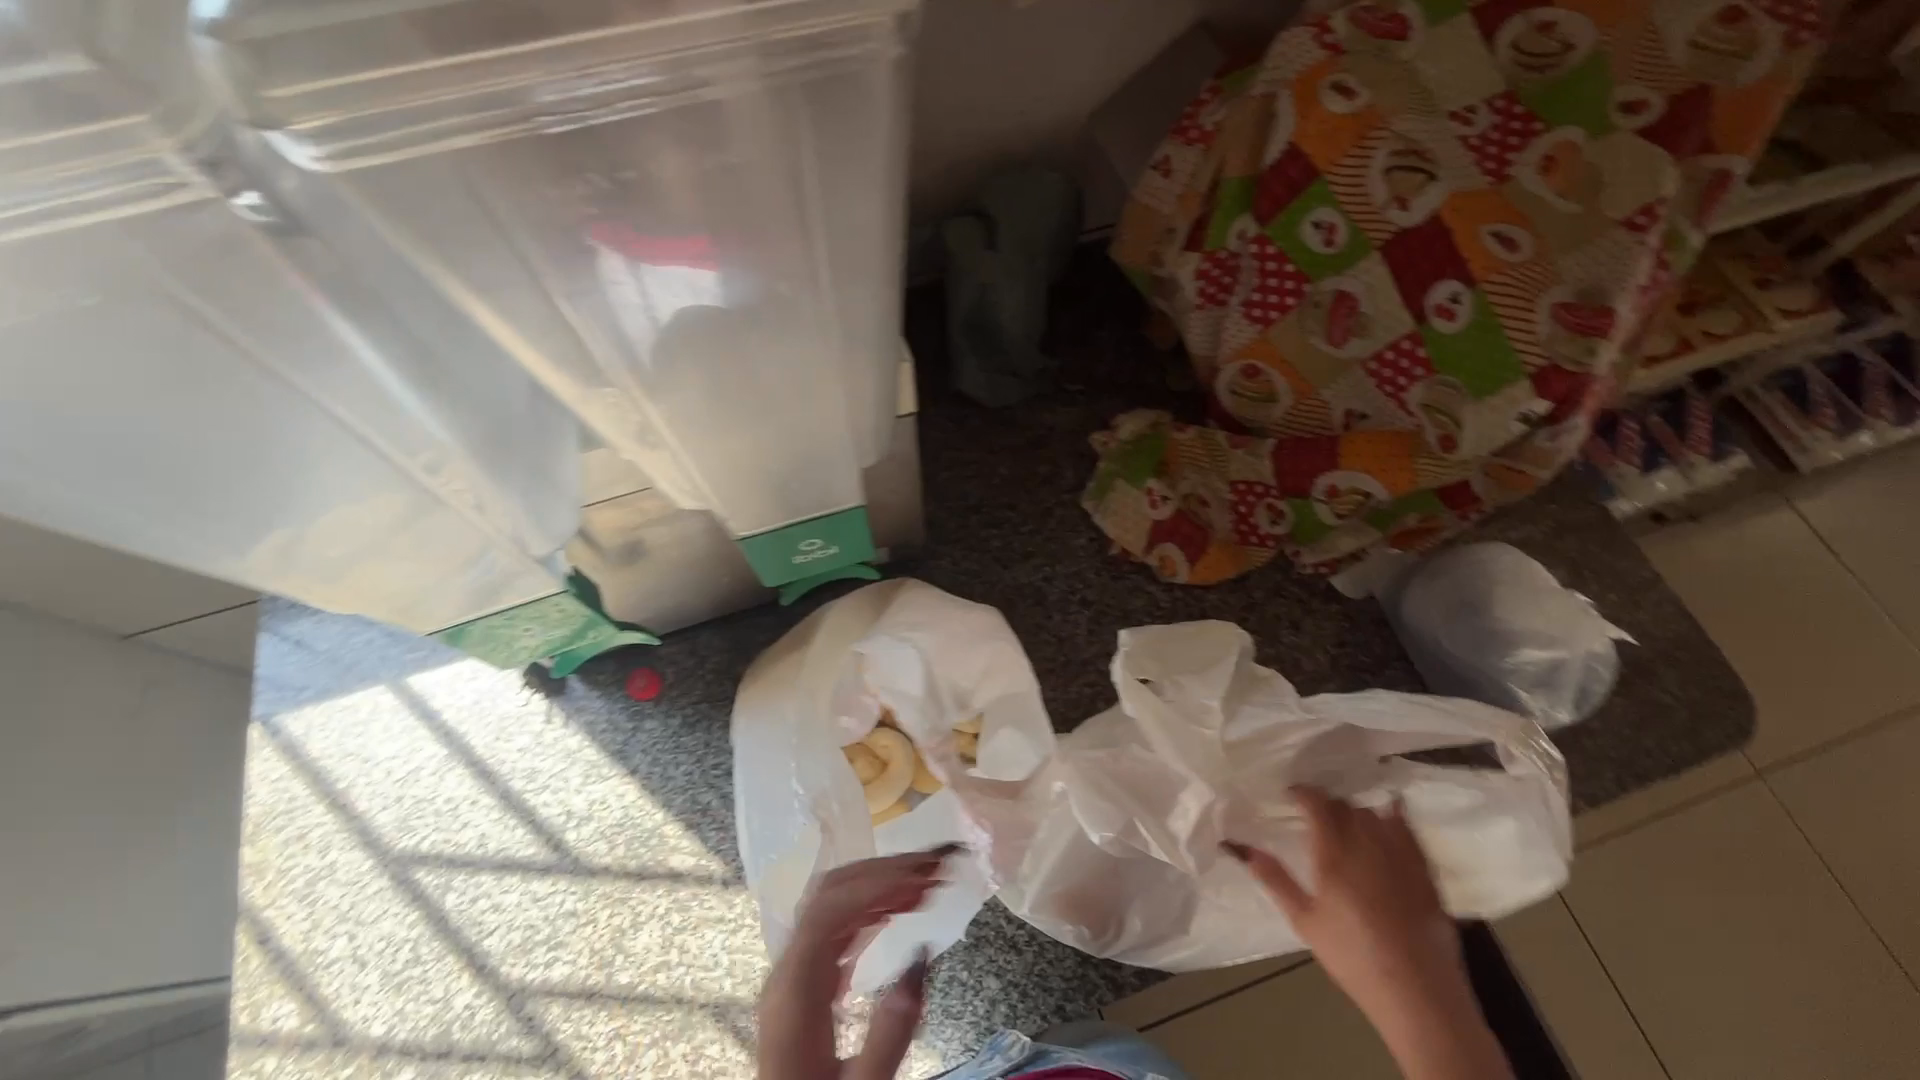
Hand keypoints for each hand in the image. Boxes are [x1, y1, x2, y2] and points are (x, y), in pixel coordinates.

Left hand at [756, 846, 958, 1079]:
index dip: (880, 882)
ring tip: (931, 880)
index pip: (832, 908)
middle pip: (831, 894)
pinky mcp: (805, 980)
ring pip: (834, 904)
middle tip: (938, 865)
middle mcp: (788, 969)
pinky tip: (901, 906)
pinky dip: (871, 908)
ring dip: (882, 883)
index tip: (928, 874)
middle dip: (886, 871)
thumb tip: (922, 953)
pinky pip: (835, 927)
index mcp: (795, 989)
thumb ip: (892, 1030)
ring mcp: (793, 971)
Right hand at [1226, 789, 1511, 1079]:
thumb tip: (1244, 849)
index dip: (1304, 793)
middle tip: (1315, 812)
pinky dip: (1394, 816)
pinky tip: (1388, 815)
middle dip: (1328, 803)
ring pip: (1375, 815)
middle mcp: (1367, 846)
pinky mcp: (1424, 871)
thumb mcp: (1305, 922)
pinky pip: (1408, 830)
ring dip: (1356, 810)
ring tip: (1346, 820)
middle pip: (1346, 806)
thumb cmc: (1351, 958)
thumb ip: (1276, 880)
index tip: (1291, 793)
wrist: (1417, 991)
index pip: (1318, 806)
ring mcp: (1400, 856)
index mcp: (1333, 856)